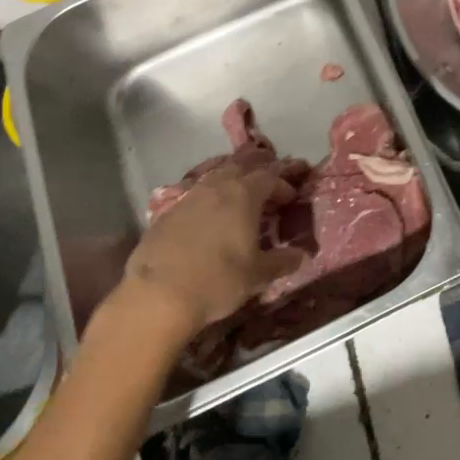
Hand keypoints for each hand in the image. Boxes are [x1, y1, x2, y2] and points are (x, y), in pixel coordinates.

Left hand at [118, 165, 305, 331]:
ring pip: (215, 173)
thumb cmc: (217, 281)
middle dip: (258, 166)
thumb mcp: (258, 275)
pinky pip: (194, 190)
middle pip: (241, 164)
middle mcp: (216, 187)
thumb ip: (282, 261)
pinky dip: (208, 192)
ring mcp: (188, 196)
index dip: (283, 182)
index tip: (291, 197)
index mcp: (244, 195)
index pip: (270, 176)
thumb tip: (300, 255)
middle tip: (269, 175)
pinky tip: (208, 207)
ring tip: (239, 184)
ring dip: (231, 174)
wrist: (158, 295)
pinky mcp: (167, 212)